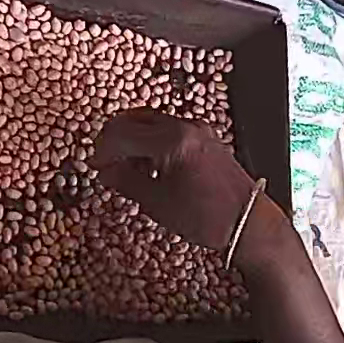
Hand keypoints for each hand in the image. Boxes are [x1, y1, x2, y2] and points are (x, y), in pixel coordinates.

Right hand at [94, 110, 266, 251]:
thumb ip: (127, 182)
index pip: (122, 135)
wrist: (249, 223)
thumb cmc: (207, 217)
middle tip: (105, 163)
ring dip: (133, 139)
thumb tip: (105, 171)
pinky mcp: (206, 139)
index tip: (94, 166)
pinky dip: (152, 141)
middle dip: (114, 139)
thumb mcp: (158, 203)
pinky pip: (170, 129)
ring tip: (127, 169)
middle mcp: (185, 127)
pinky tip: (150, 167)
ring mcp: (198, 130)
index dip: (102, 151)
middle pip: (135, 120)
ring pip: (152, 122)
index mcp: (171, 141)